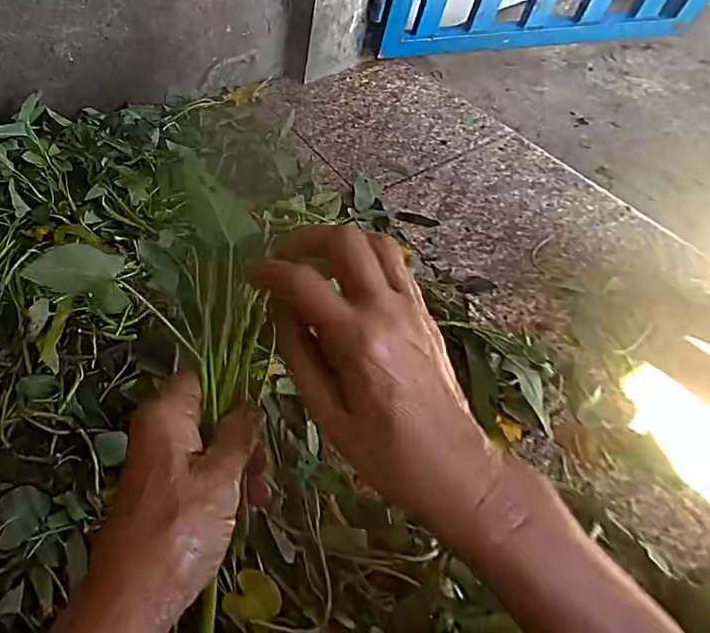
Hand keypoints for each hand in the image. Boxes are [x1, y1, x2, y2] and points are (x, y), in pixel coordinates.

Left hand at [54, 373, 262, 632]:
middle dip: (239, 437)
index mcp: (164, 413)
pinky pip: (193, 472)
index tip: (257, 417)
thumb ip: (238, 435)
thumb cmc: (180, 527)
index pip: (198, 378)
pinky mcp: (159, 489)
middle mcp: (155, 428)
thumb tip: (249, 403)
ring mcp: (155, 460)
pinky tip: (242, 509)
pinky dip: (218, 484)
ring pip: (203, 446)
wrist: (134, 590)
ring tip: (260, 496)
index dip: (231, 390)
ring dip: (235, 465)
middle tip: (263, 467)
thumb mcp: (220, 478)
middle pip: (205, 414)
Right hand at [251, 226, 501, 532]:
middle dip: (304, 239)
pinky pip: (393, 262)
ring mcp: (411, 306)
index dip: (270, 271)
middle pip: (345, 240)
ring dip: (338, 242)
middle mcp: (386, 310)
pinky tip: (347, 281)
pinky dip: (364, 257)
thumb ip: (297, 353)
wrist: (457, 470)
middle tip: (284, 259)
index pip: (304, 282)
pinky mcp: (424, 311)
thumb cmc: (386, 454)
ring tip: (316, 263)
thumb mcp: (326, 413)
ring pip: (375, 241)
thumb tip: (279, 308)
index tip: (252, 276)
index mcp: (358, 340)